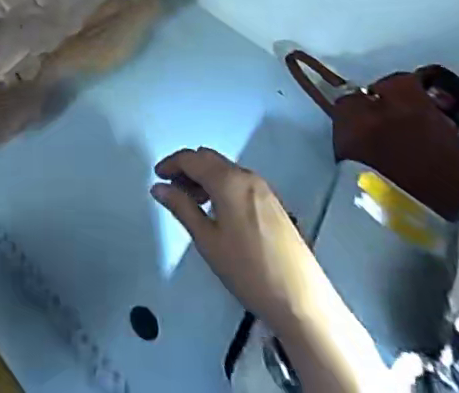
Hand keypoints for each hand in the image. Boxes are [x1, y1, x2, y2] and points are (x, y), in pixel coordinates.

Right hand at [150, 148, 333, 338]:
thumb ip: (182, 208)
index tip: (157, 175)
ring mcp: (263, 189)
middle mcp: (247, 177)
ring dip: (204, 178)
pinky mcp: (273, 203)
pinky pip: (239, 182)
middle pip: (210, 159)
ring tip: (190, 203)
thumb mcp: (207, 240)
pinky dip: (221, 186)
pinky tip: (216, 211)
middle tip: (170, 189)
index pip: (192, 158)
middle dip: (187, 168)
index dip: (171, 163)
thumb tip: (160, 187)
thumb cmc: (248, 270)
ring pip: (225, 170)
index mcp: (229, 181)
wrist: (301, 299)